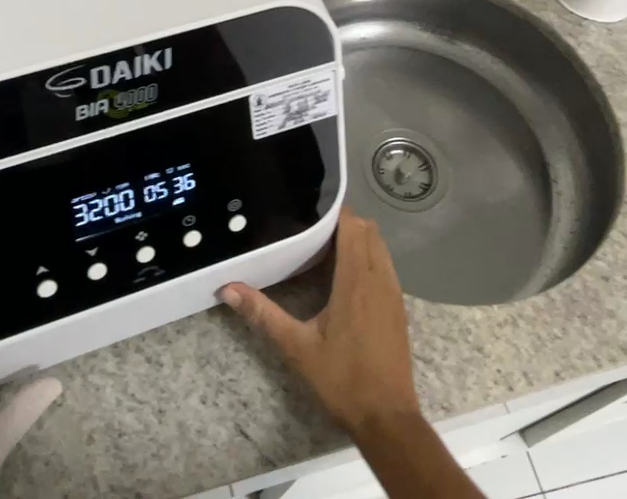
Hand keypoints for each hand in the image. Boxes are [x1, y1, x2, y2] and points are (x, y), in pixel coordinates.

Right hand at [220, 207, 420, 437]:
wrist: (387, 417)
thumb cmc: (342, 379)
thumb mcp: (297, 347)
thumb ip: (263, 314)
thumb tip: (228, 289)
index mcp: (356, 281)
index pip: (353, 226)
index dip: (334, 212)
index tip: (308, 209)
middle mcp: (380, 279)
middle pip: (368, 231)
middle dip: (343, 223)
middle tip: (310, 228)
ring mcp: (393, 293)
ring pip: (380, 247)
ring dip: (357, 240)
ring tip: (324, 248)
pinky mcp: (398, 307)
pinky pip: (385, 266)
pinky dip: (368, 258)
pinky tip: (344, 277)